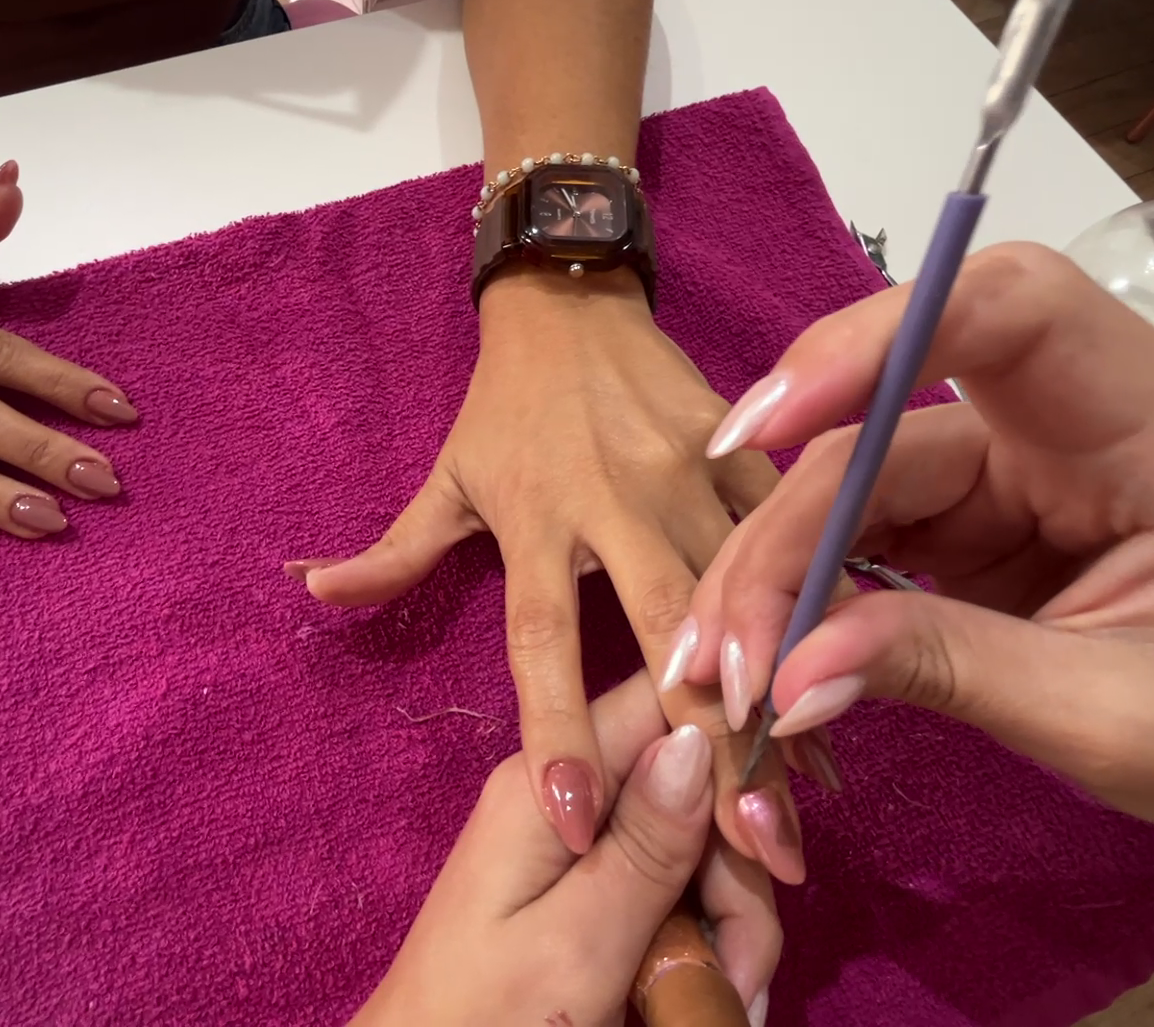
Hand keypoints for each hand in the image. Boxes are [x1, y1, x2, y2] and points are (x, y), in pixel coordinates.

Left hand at [289, 268, 807, 880]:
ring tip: (803, 790)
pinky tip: (841, 677)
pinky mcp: (740, 452)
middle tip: (745, 846)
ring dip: (775, 688)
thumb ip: (391, 550)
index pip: (539, 640)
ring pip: (742, 591)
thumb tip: (311, 590)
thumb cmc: (503, 407)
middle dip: (706, 732)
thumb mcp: (445, 476)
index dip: (556, 734)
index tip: (577, 825)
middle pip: (666, 625)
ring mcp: (687, 474)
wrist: (570, 307)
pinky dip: (814, 606)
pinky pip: (786, 536)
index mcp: (533, 517)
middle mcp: (614, 501)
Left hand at [353, 672, 777, 1026]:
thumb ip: (645, 844)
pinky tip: (707, 992)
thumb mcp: (577, 943)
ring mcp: (575, 829)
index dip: (731, 753)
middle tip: (742, 974)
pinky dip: (700, 934)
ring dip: (725, 918)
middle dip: (734, 871)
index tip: (774, 851)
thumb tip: (698, 735)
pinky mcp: (586, 873)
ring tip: (725, 1002)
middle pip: (688, 782)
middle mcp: (563, 785)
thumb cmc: (488, 1018)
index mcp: (549, 779)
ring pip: (691, 838)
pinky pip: (668, 878)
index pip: (659, 706)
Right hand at [680, 242, 1153, 869]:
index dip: (870, 344)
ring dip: (763, 573)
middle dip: (782, 538)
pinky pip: (834, 536)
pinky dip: (784, 592)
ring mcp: (983, 474)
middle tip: (727, 648)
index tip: (764, 431)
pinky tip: (753, 647)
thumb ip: (948, 671)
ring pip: (831, 489)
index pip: (1005, 311)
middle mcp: (1044, 429)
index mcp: (1147, 428)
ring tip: (725, 664)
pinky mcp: (939, 520)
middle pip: (870, 438)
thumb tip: (787, 677)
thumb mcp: (1117, 718)